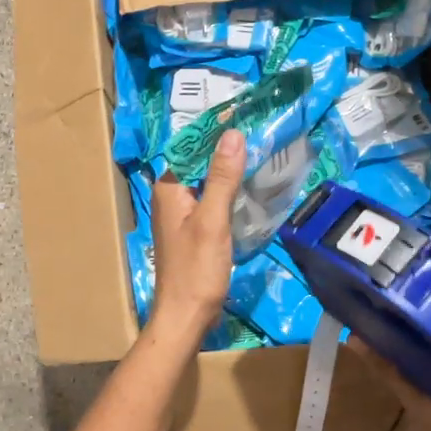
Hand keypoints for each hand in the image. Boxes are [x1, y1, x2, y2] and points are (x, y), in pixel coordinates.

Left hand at [150, 130, 245, 331]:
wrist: (185, 317)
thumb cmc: (196, 270)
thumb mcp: (212, 221)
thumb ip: (222, 178)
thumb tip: (232, 134)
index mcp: (169, 188)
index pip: (191, 145)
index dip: (216, 130)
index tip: (246, 113)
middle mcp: (170, 196)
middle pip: (199, 162)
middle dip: (226, 148)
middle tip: (262, 130)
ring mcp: (181, 214)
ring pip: (207, 181)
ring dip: (230, 169)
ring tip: (262, 152)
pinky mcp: (194, 231)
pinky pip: (212, 200)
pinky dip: (229, 192)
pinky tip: (251, 189)